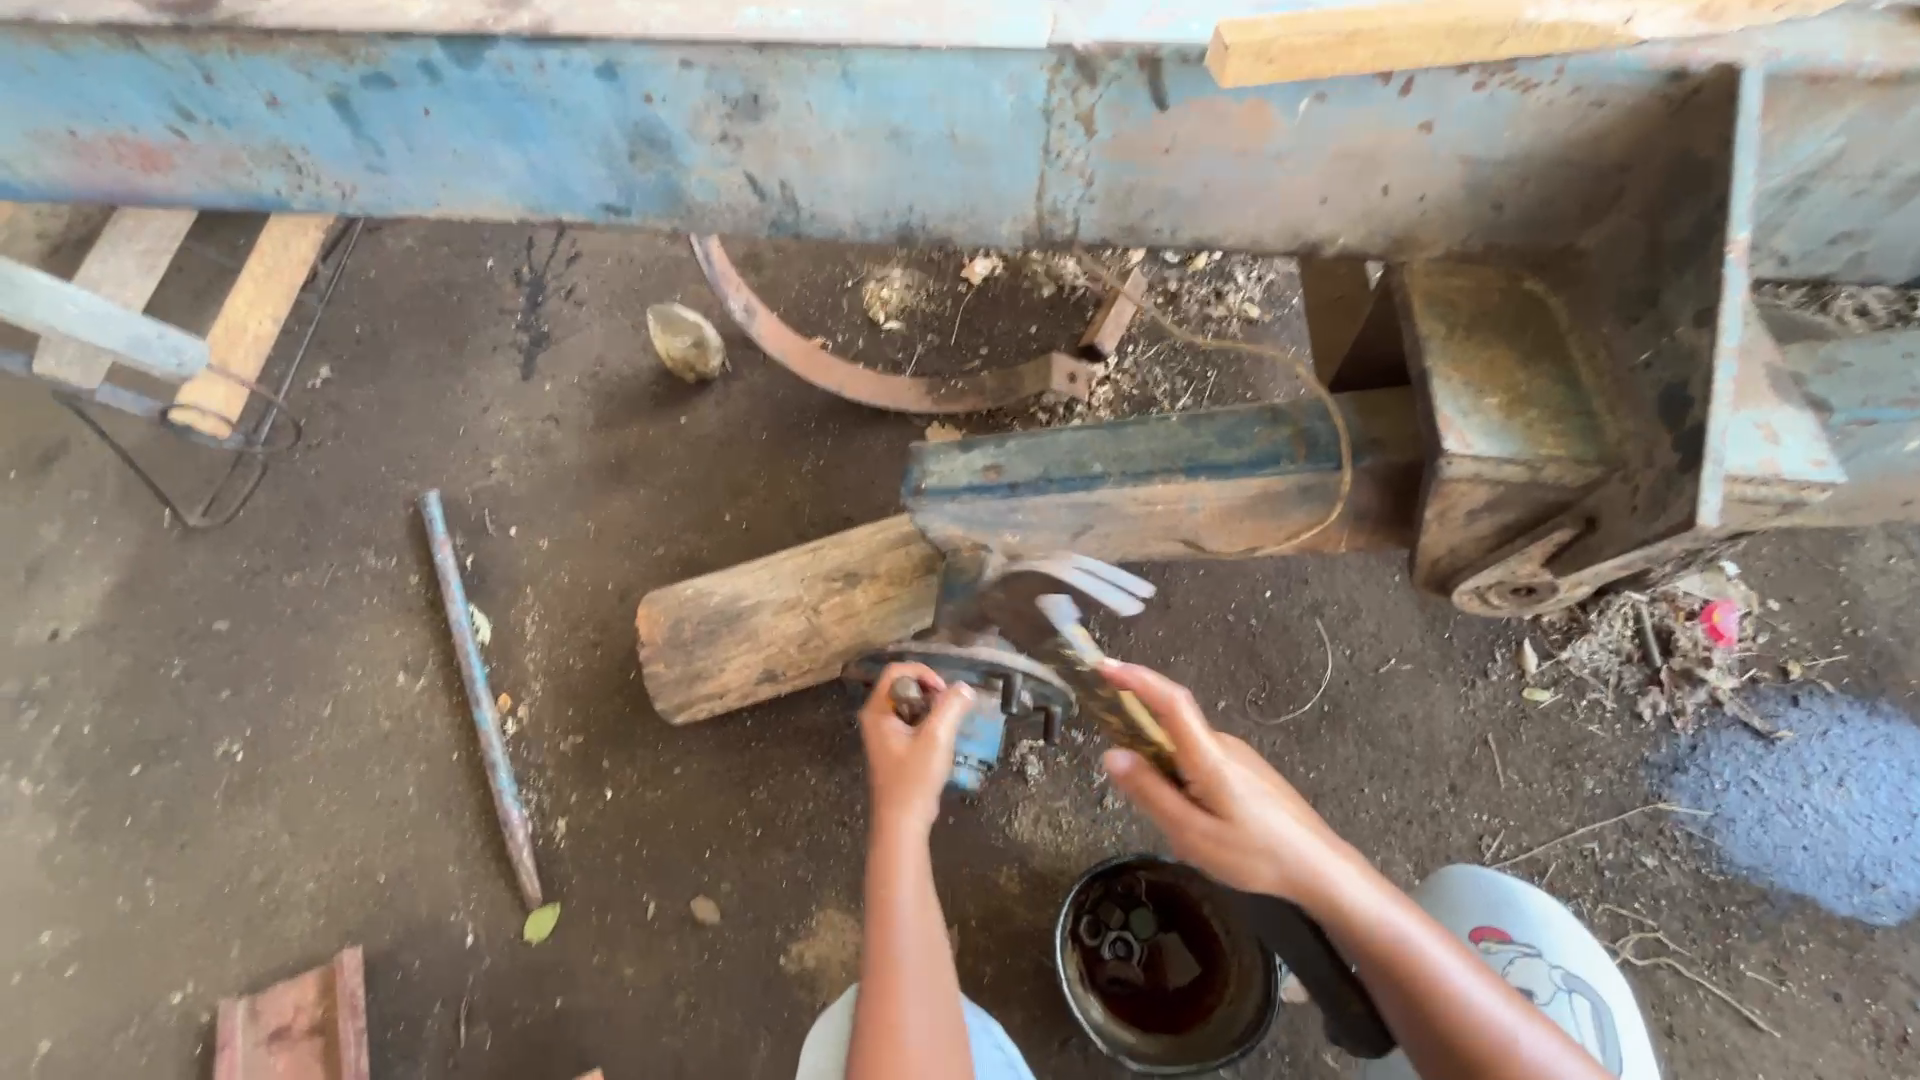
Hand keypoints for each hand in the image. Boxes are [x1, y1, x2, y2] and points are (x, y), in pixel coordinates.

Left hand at [857, 663, 974, 836]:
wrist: (902, 820)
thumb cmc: (914, 778)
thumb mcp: (936, 738)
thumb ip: (951, 707)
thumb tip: (965, 688)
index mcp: (877, 710)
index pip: (897, 671)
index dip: (923, 673)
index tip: (943, 692)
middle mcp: (875, 716)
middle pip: (903, 684)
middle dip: (929, 690)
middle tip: (948, 707)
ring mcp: (883, 731)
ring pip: (909, 702)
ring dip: (931, 706)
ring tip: (948, 722)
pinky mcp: (893, 744)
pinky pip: (910, 718)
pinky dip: (927, 720)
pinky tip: (942, 737)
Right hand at [1099, 659, 1361, 906]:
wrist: (1321, 868)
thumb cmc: (1257, 855)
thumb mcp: (1193, 835)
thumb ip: (1150, 793)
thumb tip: (1111, 754)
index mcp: (1209, 757)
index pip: (1170, 702)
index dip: (1137, 679)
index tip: (1104, 667)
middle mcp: (1223, 744)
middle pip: (1171, 727)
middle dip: (1142, 745)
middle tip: (1134, 791)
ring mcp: (1238, 754)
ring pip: (1185, 750)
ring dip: (1166, 772)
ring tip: (1177, 825)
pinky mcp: (1246, 768)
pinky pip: (1201, 761)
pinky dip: (1184, 778)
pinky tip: (1200, 823)